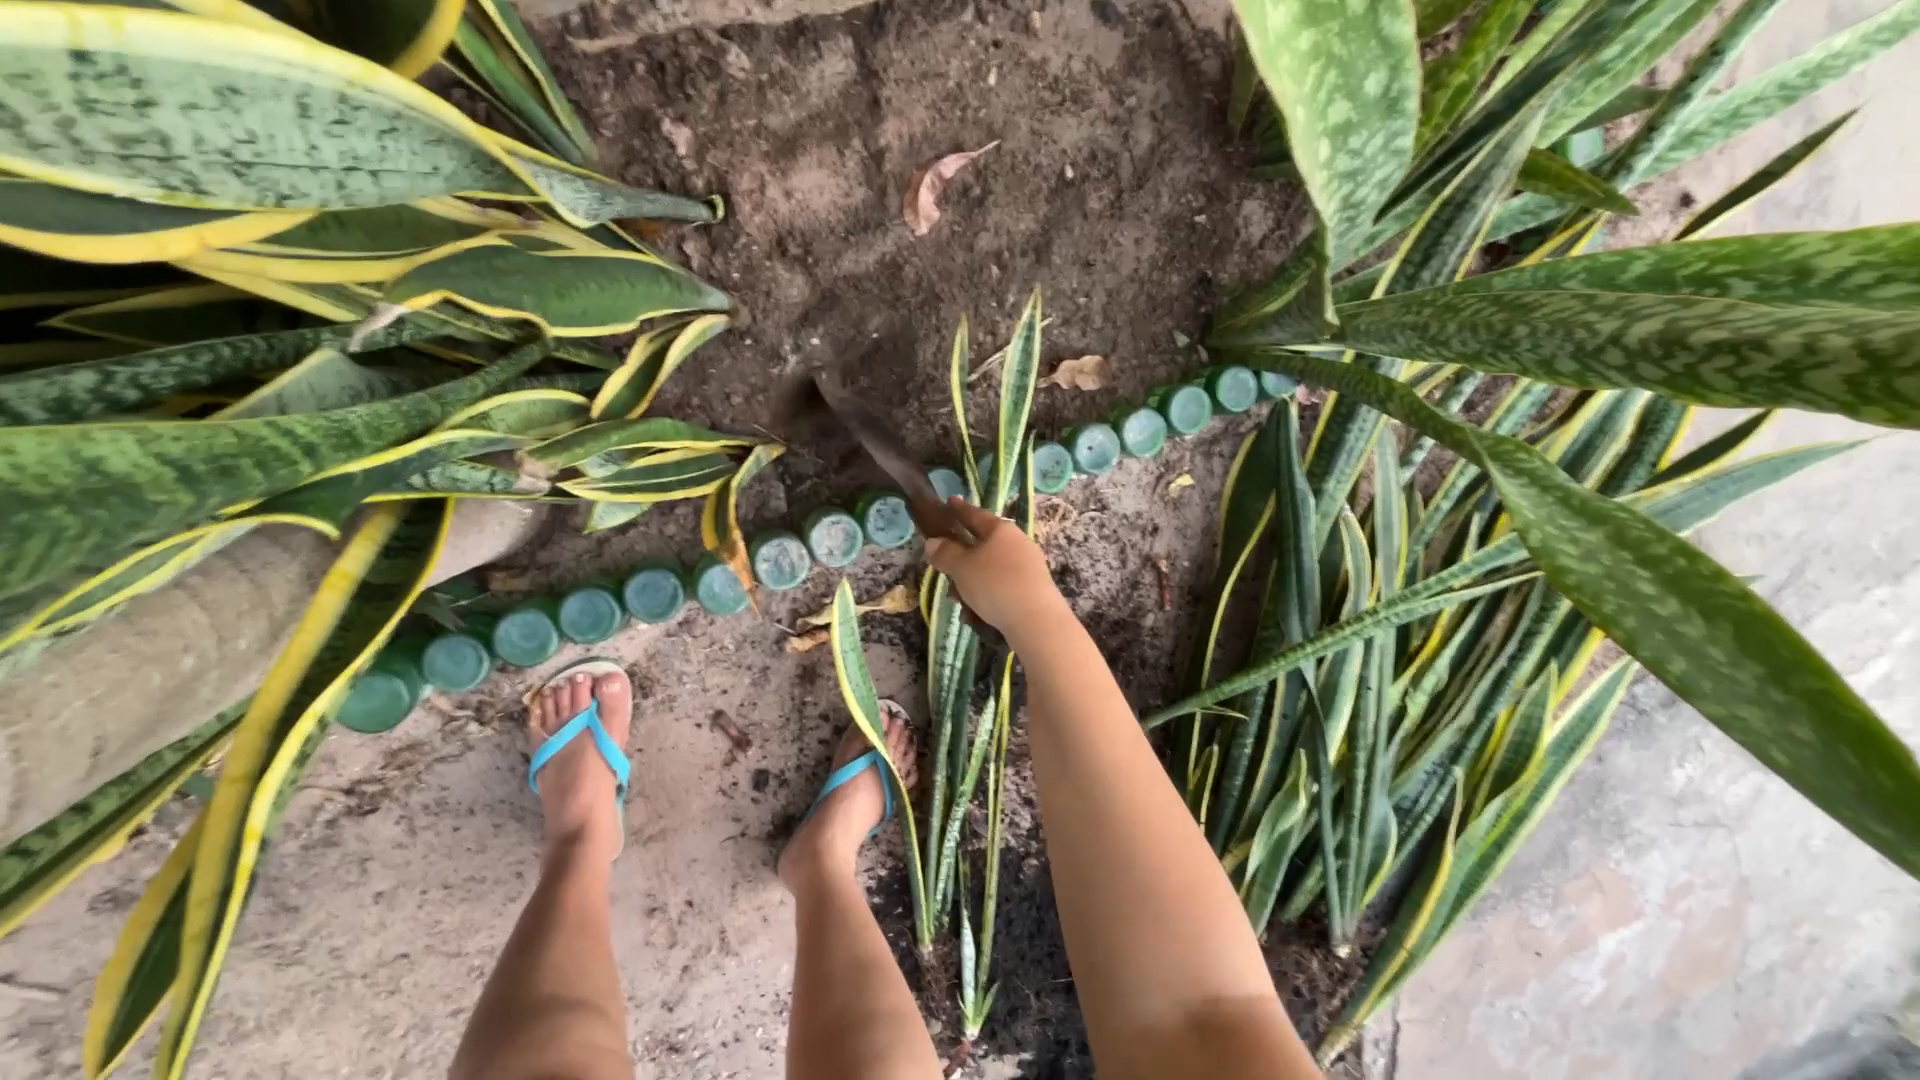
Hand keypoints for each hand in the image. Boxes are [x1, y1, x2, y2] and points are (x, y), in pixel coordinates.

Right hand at [924, 497, 1067, 634]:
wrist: (1036, 620)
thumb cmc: (994, 585)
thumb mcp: (962, 568)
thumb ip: (945, 553)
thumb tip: (932, 542)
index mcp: (1000, 530)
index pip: (975, 514)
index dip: (959, 509)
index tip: (950, 501)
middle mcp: (1017, 543)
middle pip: (982, 544)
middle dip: (961, 558)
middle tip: (944, 569)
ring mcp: (1027, 566)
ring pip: (990, 569)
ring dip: (971, 583)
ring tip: (959, 602)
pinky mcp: (1032, 588)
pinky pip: (1001, 587)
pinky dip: (986, 596)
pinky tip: (975, 615)